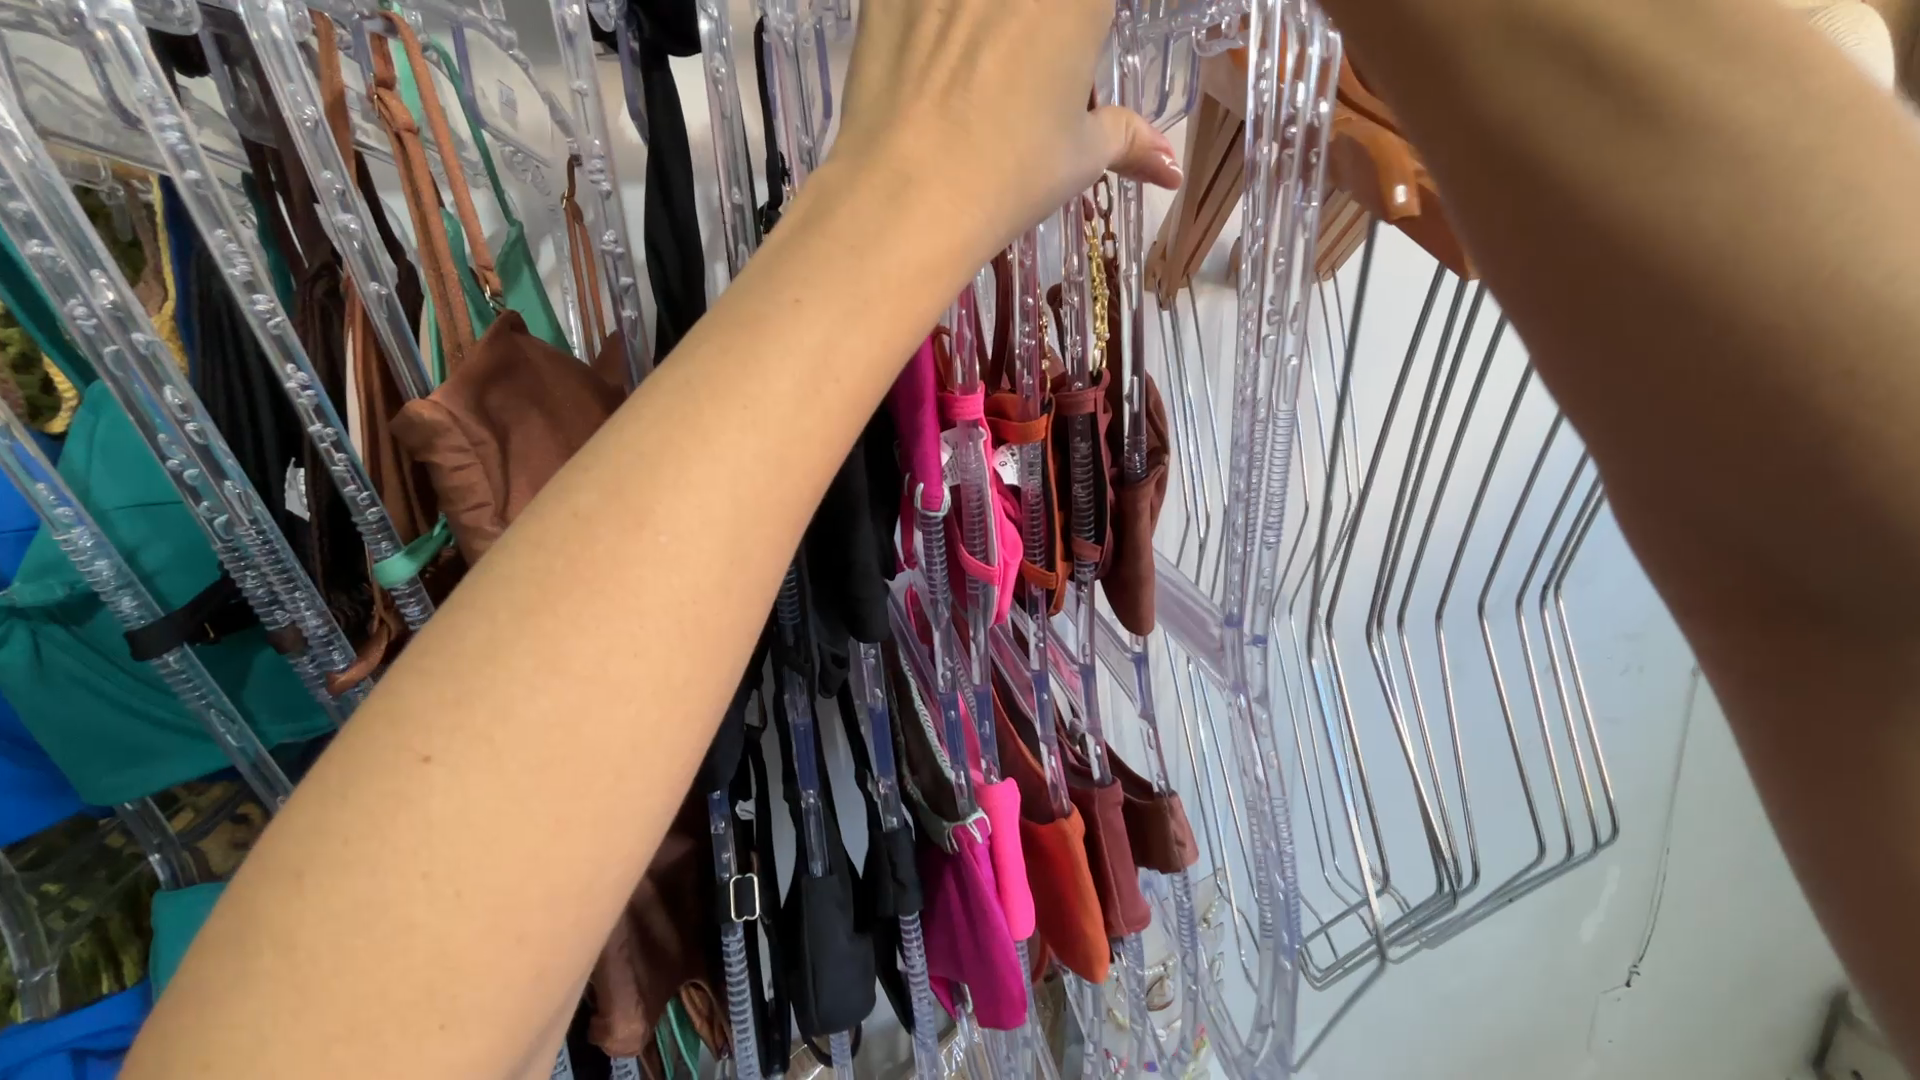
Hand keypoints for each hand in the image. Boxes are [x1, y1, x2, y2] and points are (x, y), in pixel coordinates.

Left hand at [827, 0, 1182, 261]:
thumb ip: (1126, 140)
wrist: (907, 198)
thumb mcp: (1079, 159)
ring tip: (965, 75)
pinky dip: (922, 19)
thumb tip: (1169, 168)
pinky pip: (911, 0)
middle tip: (1013, 75)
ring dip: (975, 23)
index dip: (1077, 31)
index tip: (1062, 65)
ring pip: (972, 3)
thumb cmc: (1010, 176)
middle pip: (1030, 2)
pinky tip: (918, 63)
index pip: (1091, 6)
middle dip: (1027, 24)